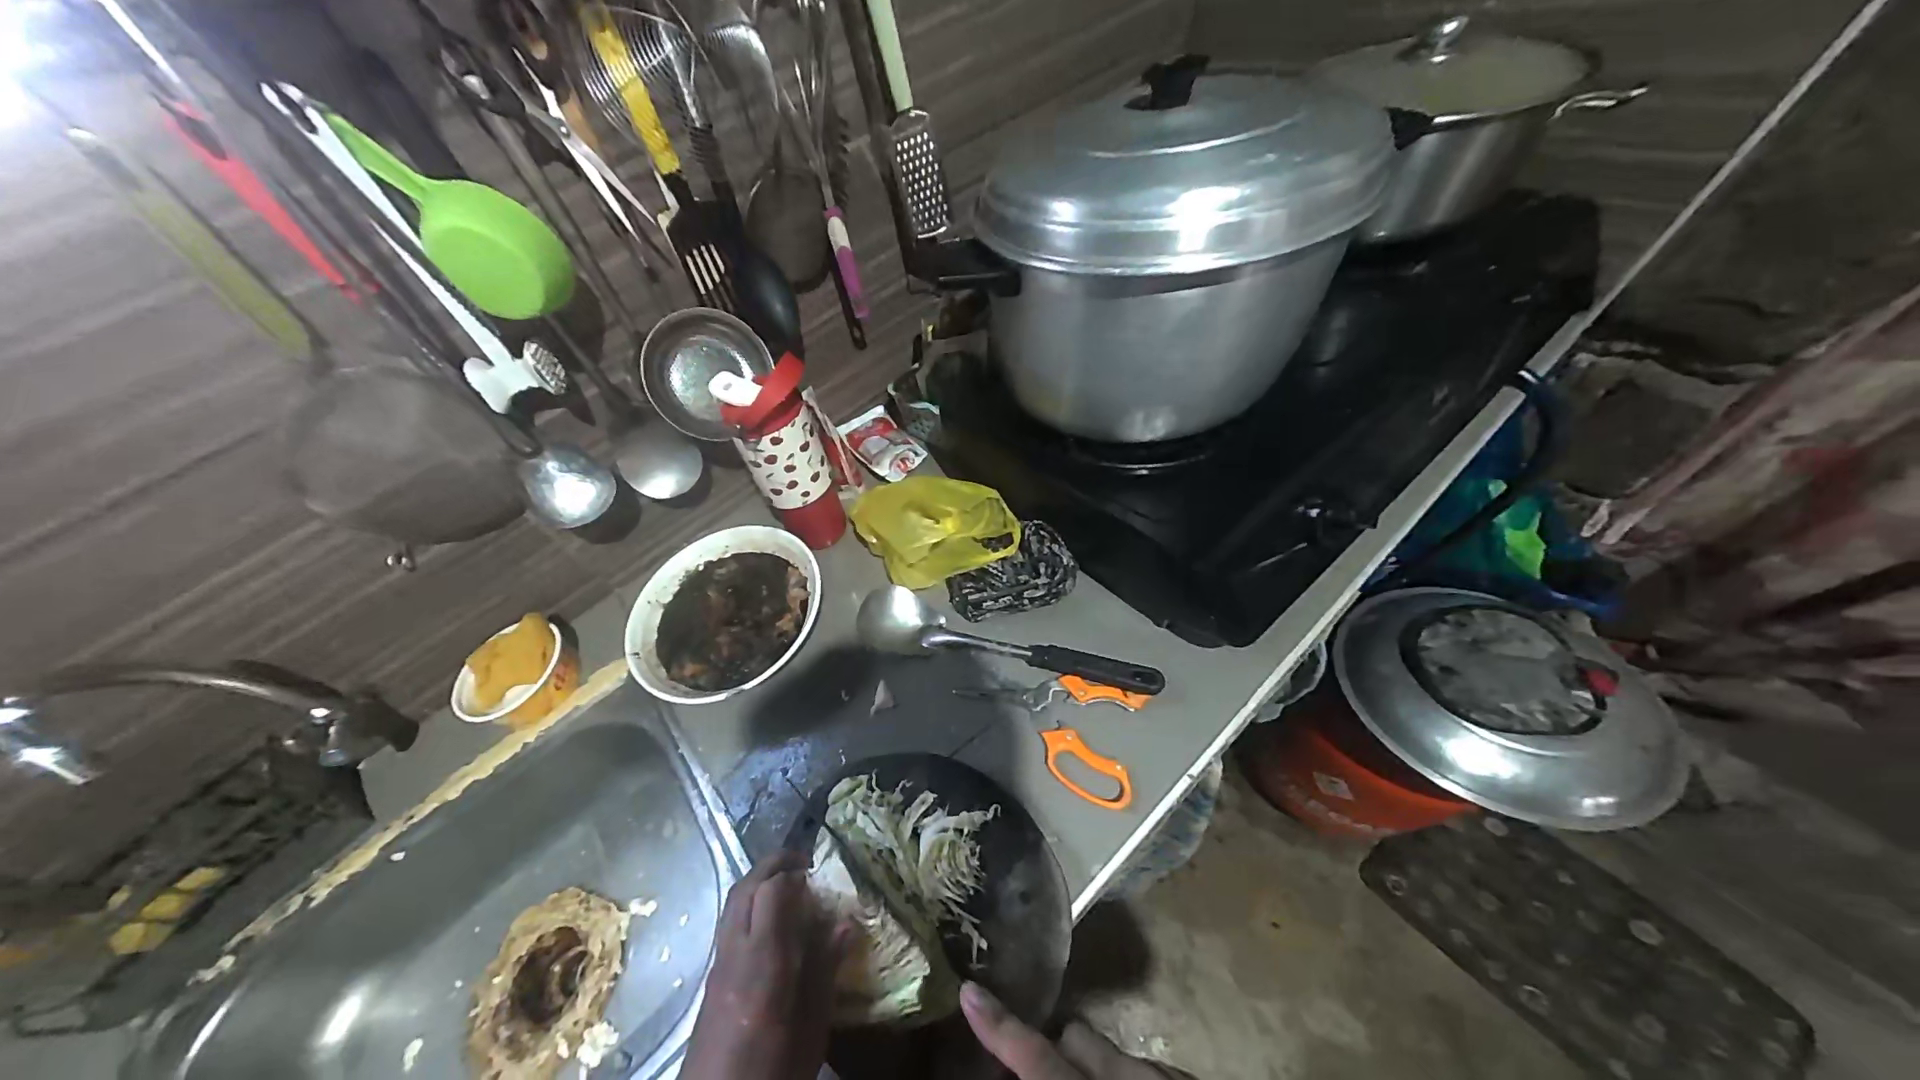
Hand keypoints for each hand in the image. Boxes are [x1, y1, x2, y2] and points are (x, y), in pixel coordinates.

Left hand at [682, 851, 852, 1079]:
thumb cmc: (773, 1071)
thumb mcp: (812, 1028)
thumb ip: (825, 970)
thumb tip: (845, 923)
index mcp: (764, 962)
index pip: (773, 891)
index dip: (795, 872)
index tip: (819, 873)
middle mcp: (735, 952)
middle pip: (746, 887)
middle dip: (773, 865)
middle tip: (803, 863)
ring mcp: (718, 964)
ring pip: (733, 901)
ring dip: (759, 882)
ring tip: (789, 886)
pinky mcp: (711, 979)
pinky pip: (729, 922)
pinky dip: (749, 905)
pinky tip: (772, 923)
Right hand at [960, 982, 1186, 1079]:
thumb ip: (1047, 1069)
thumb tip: (1022, 1066)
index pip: (1036, 1055)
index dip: (999, 1025)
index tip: (969, 991)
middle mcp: (1126, 1077)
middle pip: (1074, 1037)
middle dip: (1054, 1050)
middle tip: (1046, 1074)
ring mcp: (1163, 1076)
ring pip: (1114, 1053)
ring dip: (1097, 1071)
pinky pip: (1152, 1068)